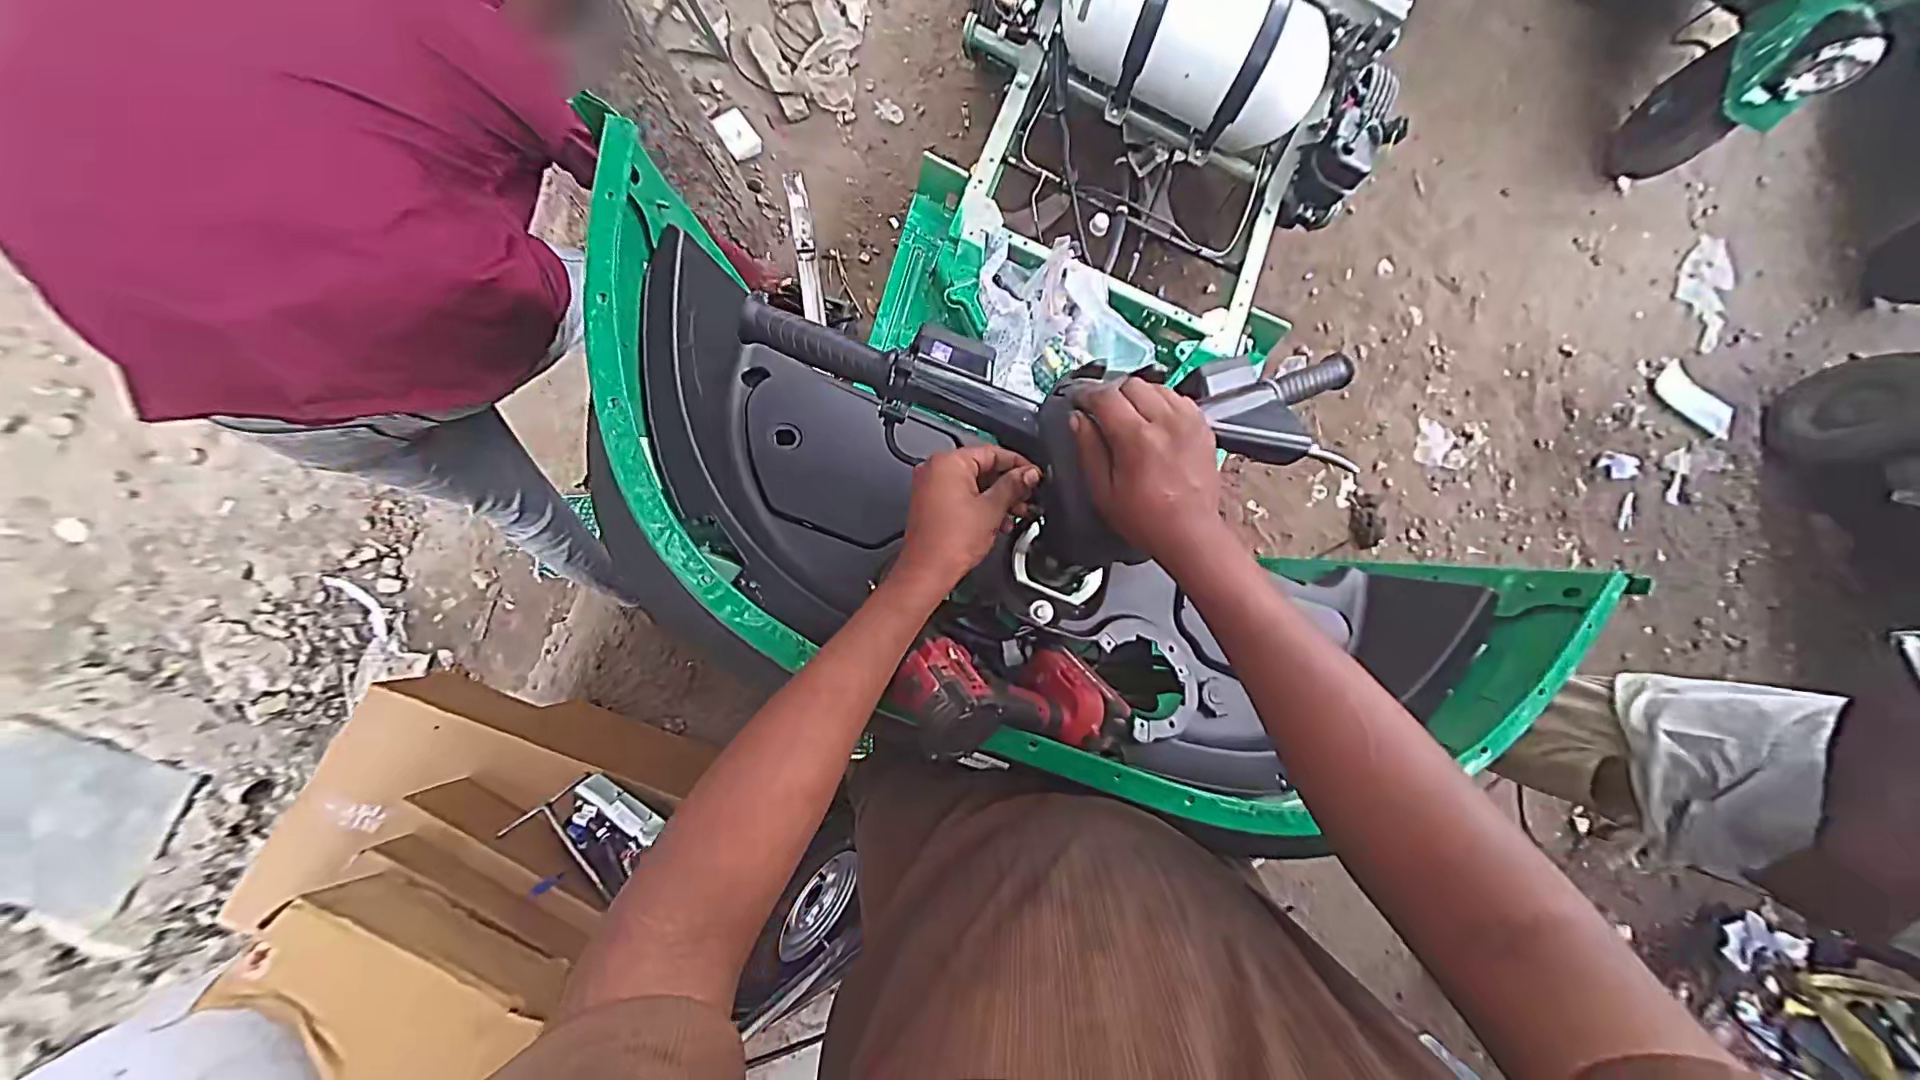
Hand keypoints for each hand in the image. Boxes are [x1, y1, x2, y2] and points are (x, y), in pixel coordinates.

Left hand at [892, 445, 1040, 598]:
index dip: (1018, 464)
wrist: (928, 571)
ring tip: (1015, 511)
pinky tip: (997, 519)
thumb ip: (1013, 486)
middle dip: (1008, 484)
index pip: (992, 451)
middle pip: (982, 467)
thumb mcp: (991, 509)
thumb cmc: (948, 543)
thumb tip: (1027, 474)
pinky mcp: (931, 503)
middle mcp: (935, 470)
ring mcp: (931, 487)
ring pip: (973, 483)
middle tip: (1026, 495)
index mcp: (948, 463)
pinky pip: (961, 495)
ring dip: (997, 497)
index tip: (1032, 474)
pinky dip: (980, 504)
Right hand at [1069, 379, 1235, 567]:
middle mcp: (1166, 422)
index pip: (1105, 395)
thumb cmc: (1147, 519)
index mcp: (1136, 438)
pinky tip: (1153, 422)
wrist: (1189, 532)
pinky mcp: (1202, 426)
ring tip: (1128, 417)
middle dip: (1111, 394)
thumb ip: (1088, 449)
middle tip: (1101, 412)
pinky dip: (1161, 403)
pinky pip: (1177, 398)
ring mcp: (1188, 421)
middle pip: (1130, 384)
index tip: (1079, 402)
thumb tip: (1078, 421)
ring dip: (1137, 396)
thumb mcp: (1103, 490)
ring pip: (1155, 386)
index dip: (1086, 395)